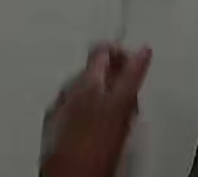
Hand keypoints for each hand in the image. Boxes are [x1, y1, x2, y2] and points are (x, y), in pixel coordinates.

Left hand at [41, 43, 152, 176]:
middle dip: (113, 79)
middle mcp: (68, 90)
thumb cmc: (92, 147)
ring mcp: (58, 111)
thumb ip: (133, 75)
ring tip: (115, 117)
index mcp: (86, 80)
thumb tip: (143, 50)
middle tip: (129, 97)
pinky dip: (86, 115)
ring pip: (84, 92)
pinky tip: (96, 131)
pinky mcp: (54, 132)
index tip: (135, 66)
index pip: (103, 49)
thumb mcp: (121, 105)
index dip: (122, 53)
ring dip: (100, 98)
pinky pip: (74, 113)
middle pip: (94, 71)